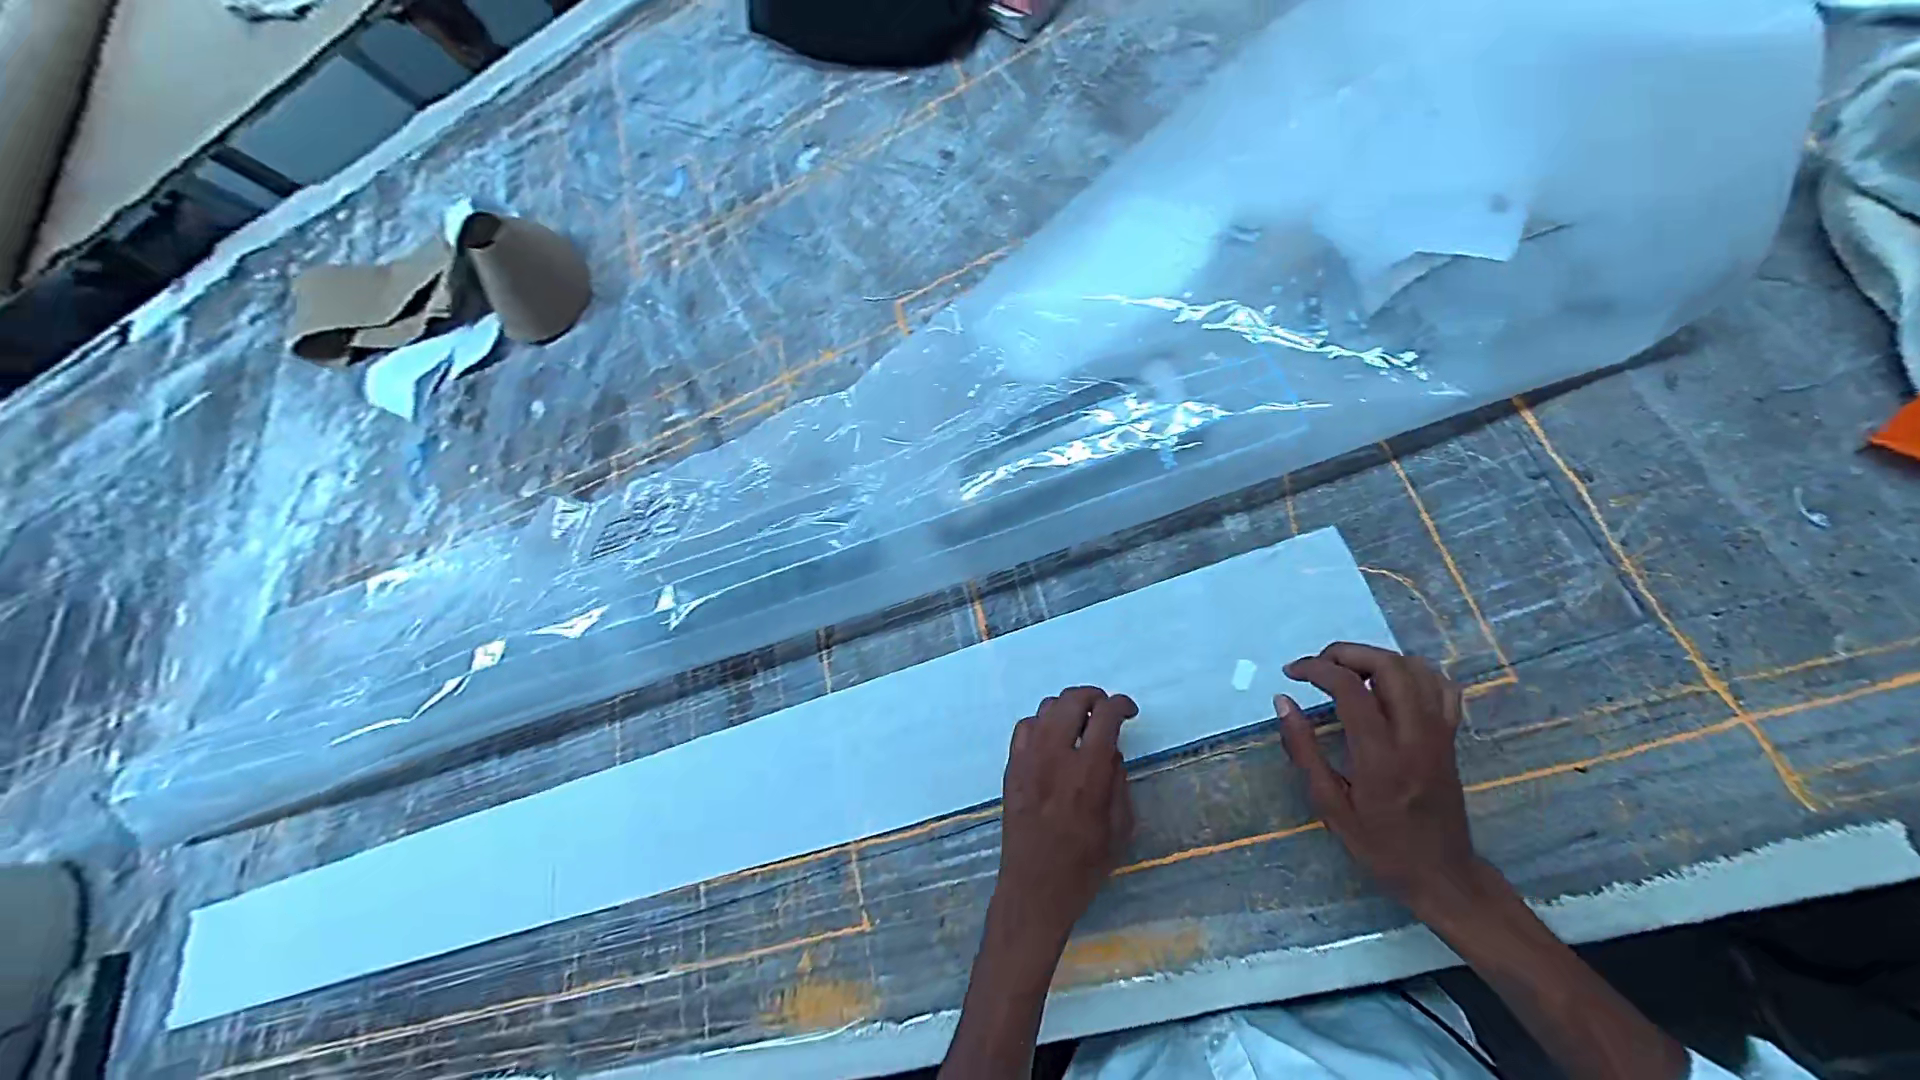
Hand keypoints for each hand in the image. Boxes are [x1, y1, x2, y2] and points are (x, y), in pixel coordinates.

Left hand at [994, 686, 1137, 942]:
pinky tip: (1052, 738)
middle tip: (1105, 708)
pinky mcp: (1011, 767)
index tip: (1128, 710)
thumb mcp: (1120, 828)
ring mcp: (1028, 759)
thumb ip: (1118, 781)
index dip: (1120, 705)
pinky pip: (1025, 727)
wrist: (1034, 887)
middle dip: (1094, 696)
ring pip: (1046, 708)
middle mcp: (1055, 756)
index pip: (1105, 717)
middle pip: (1072, 700)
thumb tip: (1111, 749)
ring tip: (1080, 722)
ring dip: (1068, 708)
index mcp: (1088, 773)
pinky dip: (1042, 723)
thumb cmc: (1084, 865)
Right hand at [1277, 643, 1476, 914]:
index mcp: (1381, 756)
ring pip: (1416, 669)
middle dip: (1346, 653)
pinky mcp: (1451, 737)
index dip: (1316, 669)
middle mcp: (1416, 737)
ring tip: (1346, 672)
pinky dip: (1412, 672)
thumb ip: (1304, 750)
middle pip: (1388, 666)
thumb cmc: (1379, 844)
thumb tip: (1283, 702)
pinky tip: (1387, 683)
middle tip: (1318, 667)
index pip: (1351, 689)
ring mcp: (1440, 734)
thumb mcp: (1329, 804)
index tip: (1292, 673)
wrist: (1443, 874)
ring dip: (1376, 658)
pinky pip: (1440, 686)